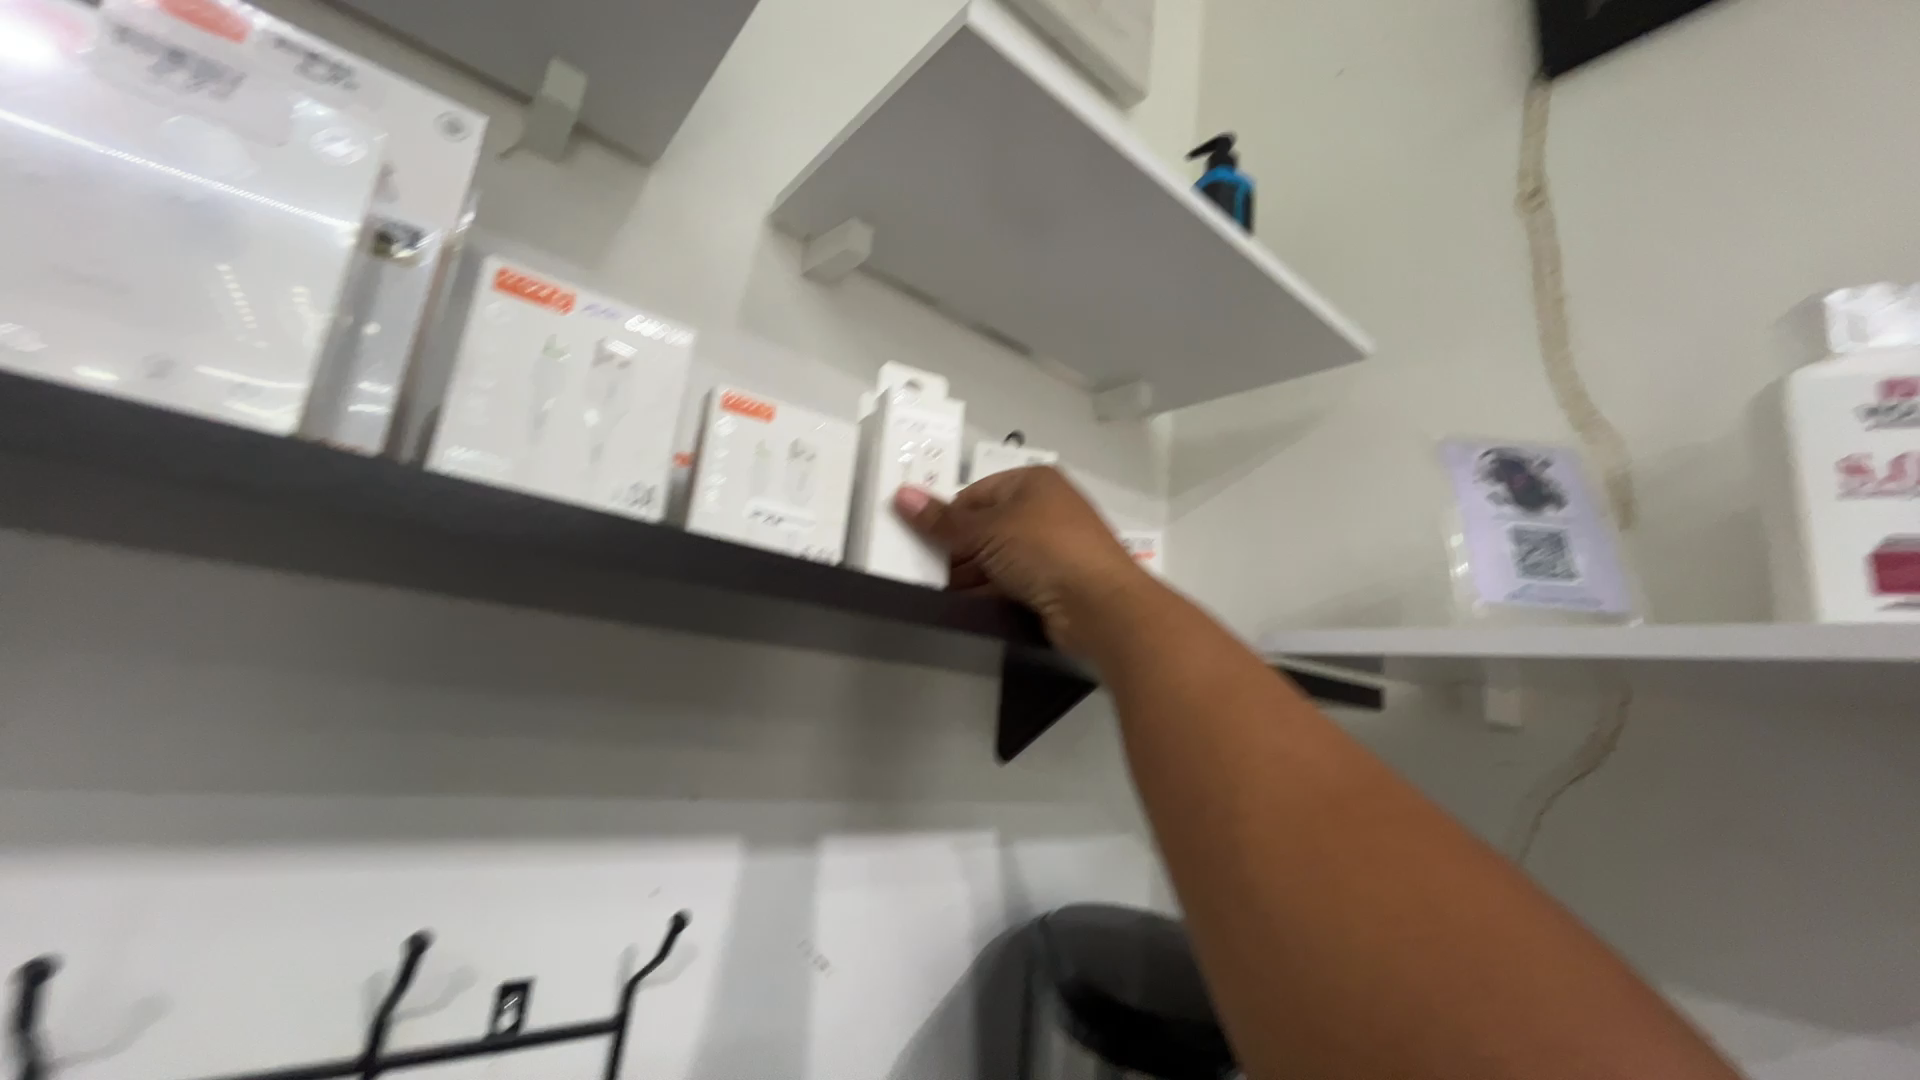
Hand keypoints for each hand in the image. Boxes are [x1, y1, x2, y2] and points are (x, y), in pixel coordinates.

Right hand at [894, 467, 1152, 653]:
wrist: (1101, 605)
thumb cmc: (1044, 549)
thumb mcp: (987, 531)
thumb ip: (942, 520)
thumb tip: (901, 495)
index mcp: (1033, 482)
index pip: (976, 493)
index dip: (947, 515)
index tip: (917, 538)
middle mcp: (1046, 509)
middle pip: (986, 526)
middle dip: (955, 549)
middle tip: (920, 570)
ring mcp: (1054, 548)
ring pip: (998, 557)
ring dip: (969, 574)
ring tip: (934, 592)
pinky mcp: (1056, 583)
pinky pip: (1013, 582)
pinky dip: (989, 592)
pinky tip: (963, 606)